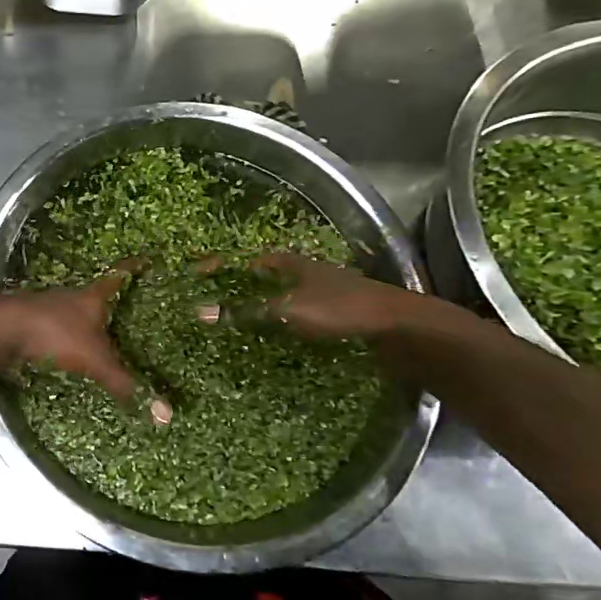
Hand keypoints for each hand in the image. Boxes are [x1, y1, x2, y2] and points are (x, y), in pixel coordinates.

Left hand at [0, 268, 172, 424]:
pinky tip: (64, 346)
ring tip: (99, 333)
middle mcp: (70, 295)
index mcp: (91, 297)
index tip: (145, 258)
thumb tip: (164, 413)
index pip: (118, 276)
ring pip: (72, 309)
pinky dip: (63, 332)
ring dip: (84, 319)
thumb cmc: (54, 335)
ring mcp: (46, 304)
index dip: (132, 268)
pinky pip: (53, 323)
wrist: (1, 329)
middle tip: (126, 310)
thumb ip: (124, 384)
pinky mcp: (28, 318)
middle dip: (109, 302)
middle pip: (94, 294)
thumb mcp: (94, 361)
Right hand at [198, 253, 424, 340]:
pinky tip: (274, 340)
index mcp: (293, 263)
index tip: (199, 275)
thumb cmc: (340, 310)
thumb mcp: (286, 310)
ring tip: (238, 324)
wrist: (401, 328)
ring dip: (263, 308)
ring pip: (284, 297)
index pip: (248, 259)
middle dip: (241, 287)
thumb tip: (199, 312)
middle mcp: (308, 273)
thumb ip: (244, 311)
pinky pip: (299, 317)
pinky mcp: (338, 317)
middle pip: (266, 277)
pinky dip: (283, 325)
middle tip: (215, 302)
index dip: (223, 266)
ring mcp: (325, 294)